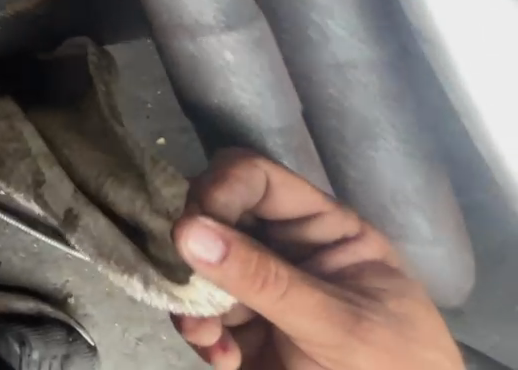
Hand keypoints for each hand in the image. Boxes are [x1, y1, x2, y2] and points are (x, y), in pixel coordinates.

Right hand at [172, 149, 461, 369]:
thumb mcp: (344, 330)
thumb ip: (267, 280)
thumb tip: (184, 229)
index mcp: (324, 231)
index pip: (254, 177)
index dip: (218, 190)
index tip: (193, 228)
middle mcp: (281, 246)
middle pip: (209, 215)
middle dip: (193, 254)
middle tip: (192, 286)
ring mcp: (254, 283)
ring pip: (192, 263)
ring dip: (191, 300)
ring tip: (204, 335)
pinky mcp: (235, 318)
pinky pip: (193, 304)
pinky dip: (195, 328)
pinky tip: (219, 354)